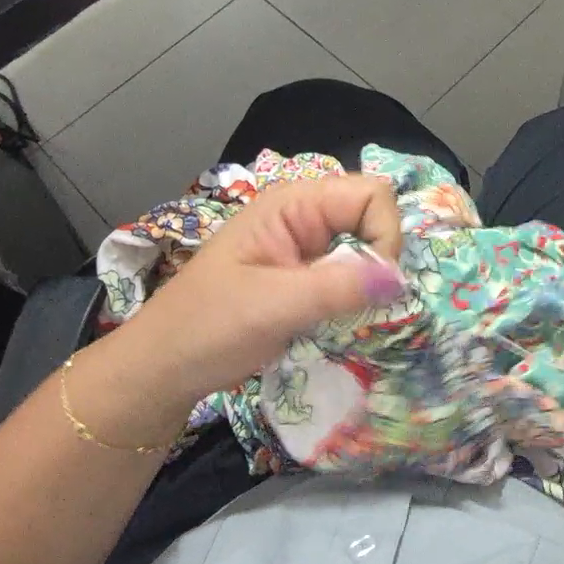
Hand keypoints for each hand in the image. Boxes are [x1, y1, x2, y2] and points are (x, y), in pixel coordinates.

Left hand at [123, 176, 407, 403]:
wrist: (162, 369)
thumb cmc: (207, 327)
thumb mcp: (273, 306)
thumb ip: (339, 287)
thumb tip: (401, 277)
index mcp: (295, 203)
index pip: (372, 194)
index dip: (385, 235)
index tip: (374, 284)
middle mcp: (306, 214)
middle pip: (374, 216)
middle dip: (380, 258)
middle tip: (361, 303)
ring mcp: (306, 244)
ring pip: (366, 246)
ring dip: (369, 280)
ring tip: (349, 315)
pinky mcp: (306, 274)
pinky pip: (352, 271)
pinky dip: (357, 294)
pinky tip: (340, 319)